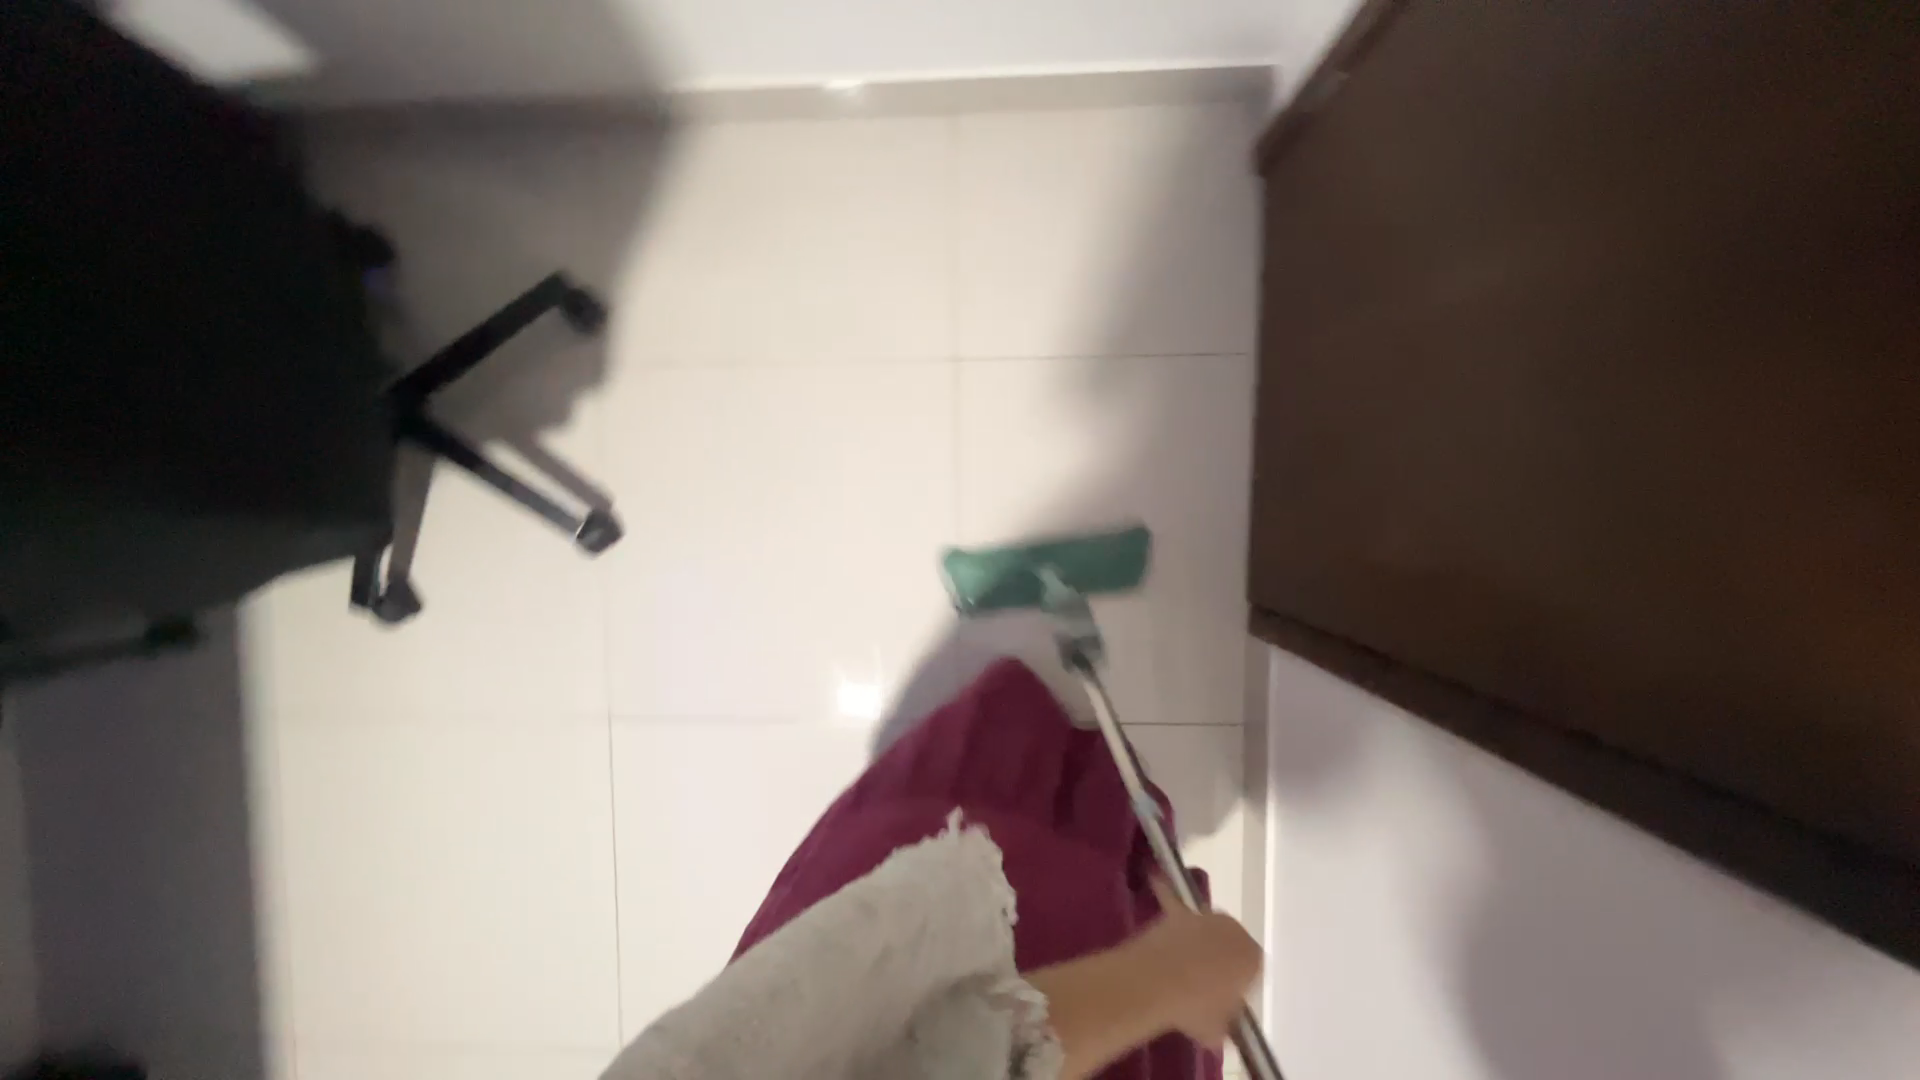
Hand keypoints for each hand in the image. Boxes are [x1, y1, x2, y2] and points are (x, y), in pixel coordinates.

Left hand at [1129, 877, 1262, 1047]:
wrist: (1161, 981)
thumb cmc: (1197, 1008)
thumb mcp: (1218, 1028)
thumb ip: (1223, 1022)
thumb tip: (1216, 1025)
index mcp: (1254, 958)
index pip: (1253, 969)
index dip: (1238, 984)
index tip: (1225, 998)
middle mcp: (1234, 930)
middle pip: (1230, 944)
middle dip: (1221, 959)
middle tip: (1204, 983)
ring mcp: (1204, 916)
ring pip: (1206, 927)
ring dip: (1198, 938)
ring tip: (1183, 962)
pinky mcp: (1177, 911)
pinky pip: (1172, 898)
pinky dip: (1165, 889)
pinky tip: (1156, 877)